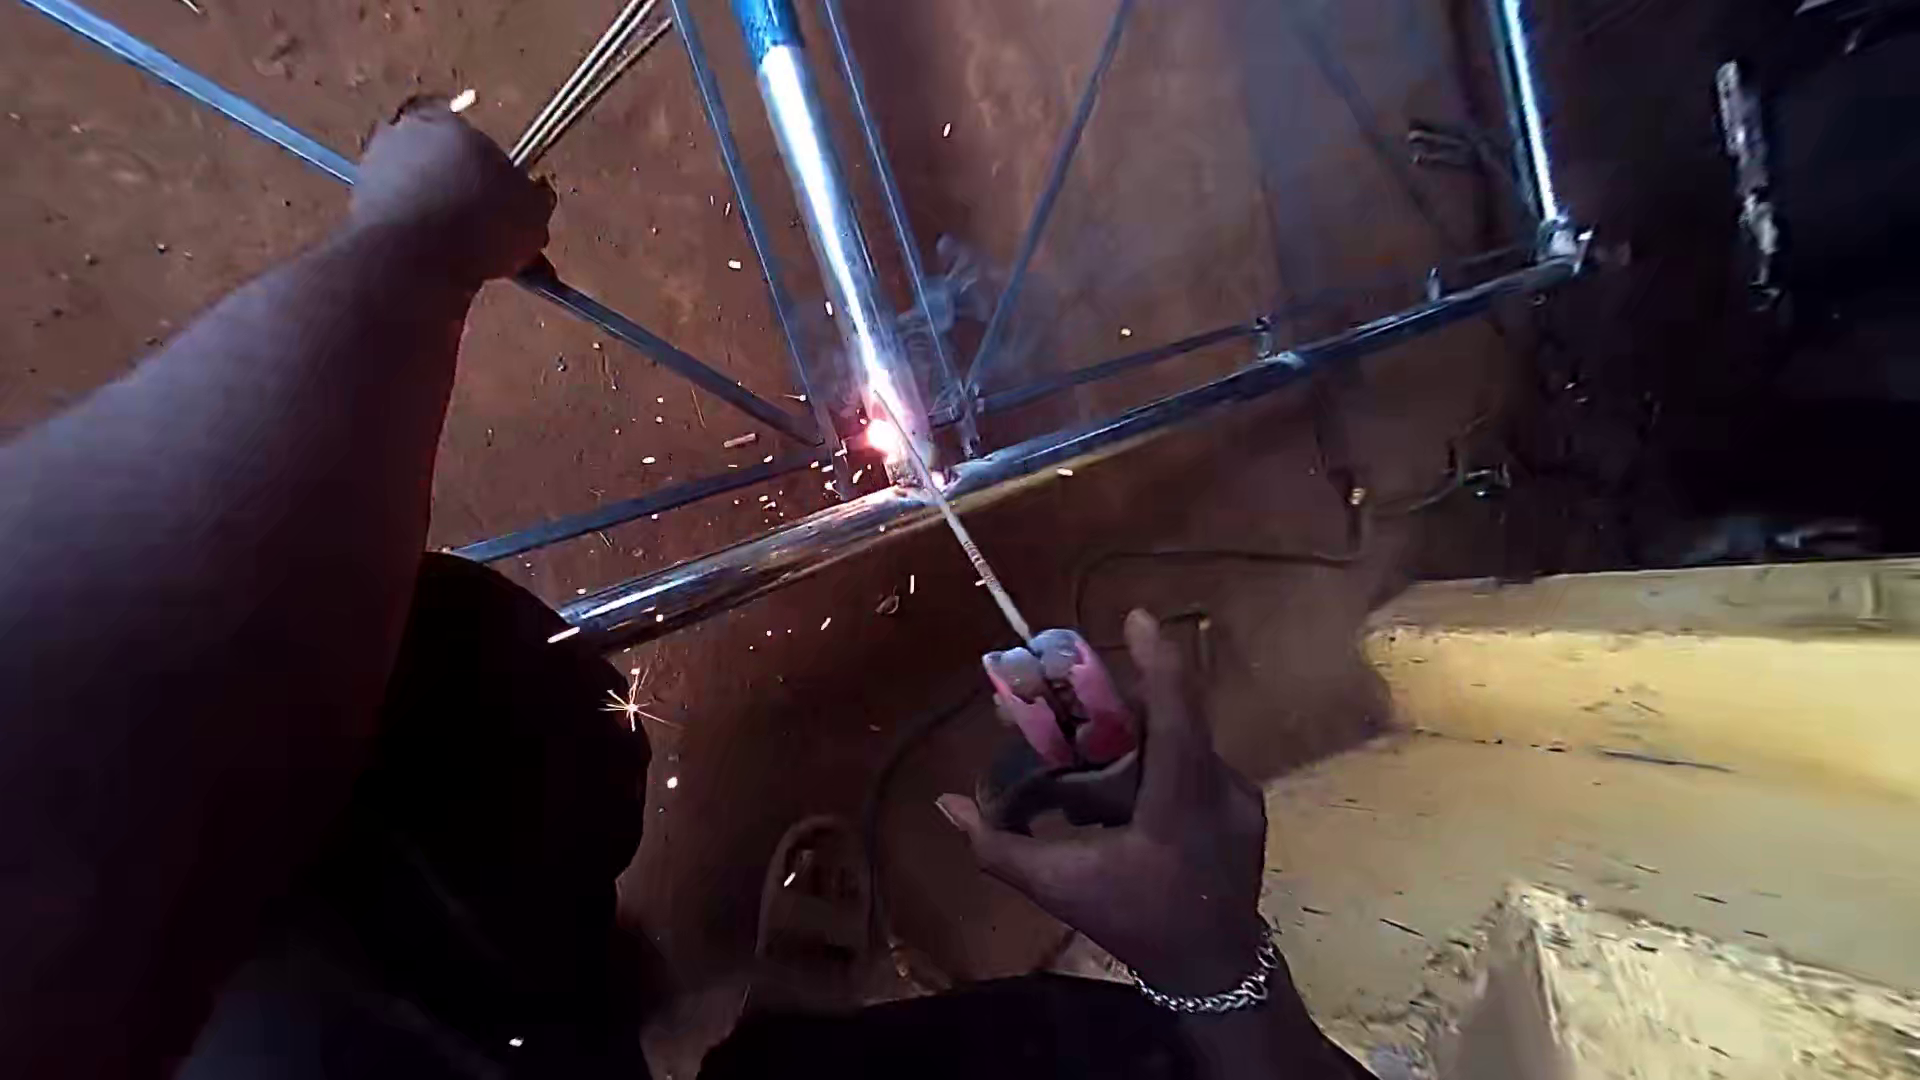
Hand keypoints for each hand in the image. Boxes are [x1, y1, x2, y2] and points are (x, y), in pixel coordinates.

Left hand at [348, 106, 554, 284]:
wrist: (420, 252)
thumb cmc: (484, 221)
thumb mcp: (535, 211)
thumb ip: (537, 197)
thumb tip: (536, 193)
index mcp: (452, 123)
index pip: (485, 146)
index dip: (506, 180)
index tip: (519, 209)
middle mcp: (408, 131)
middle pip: (457, 169)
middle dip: (482, 201)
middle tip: (507, 238)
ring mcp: (380, 162)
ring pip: (436, 195)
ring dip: (460, 222)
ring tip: (490, 260)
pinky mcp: (366, 196)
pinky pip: (415, 216)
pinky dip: (435, 235)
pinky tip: (458, 261)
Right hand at [938, 610, 1270, 995]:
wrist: (1216, 973)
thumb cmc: (1135, 924)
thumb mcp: (1058, 888)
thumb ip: (996, 847)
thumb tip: (946, 804)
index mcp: (1178, 809)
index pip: (1176, 723)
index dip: (1159, 665)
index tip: (1138, 618)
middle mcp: (1217, 790)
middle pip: (1169, 715)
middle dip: (1120, 695)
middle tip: (1078, 684)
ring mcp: (1239, 793)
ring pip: (1181, 734)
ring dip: (1135, 725)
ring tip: (1095, 733)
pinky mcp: (1242, 799)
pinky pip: (1193, 754)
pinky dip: (1156, 749)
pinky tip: (1127, 772)